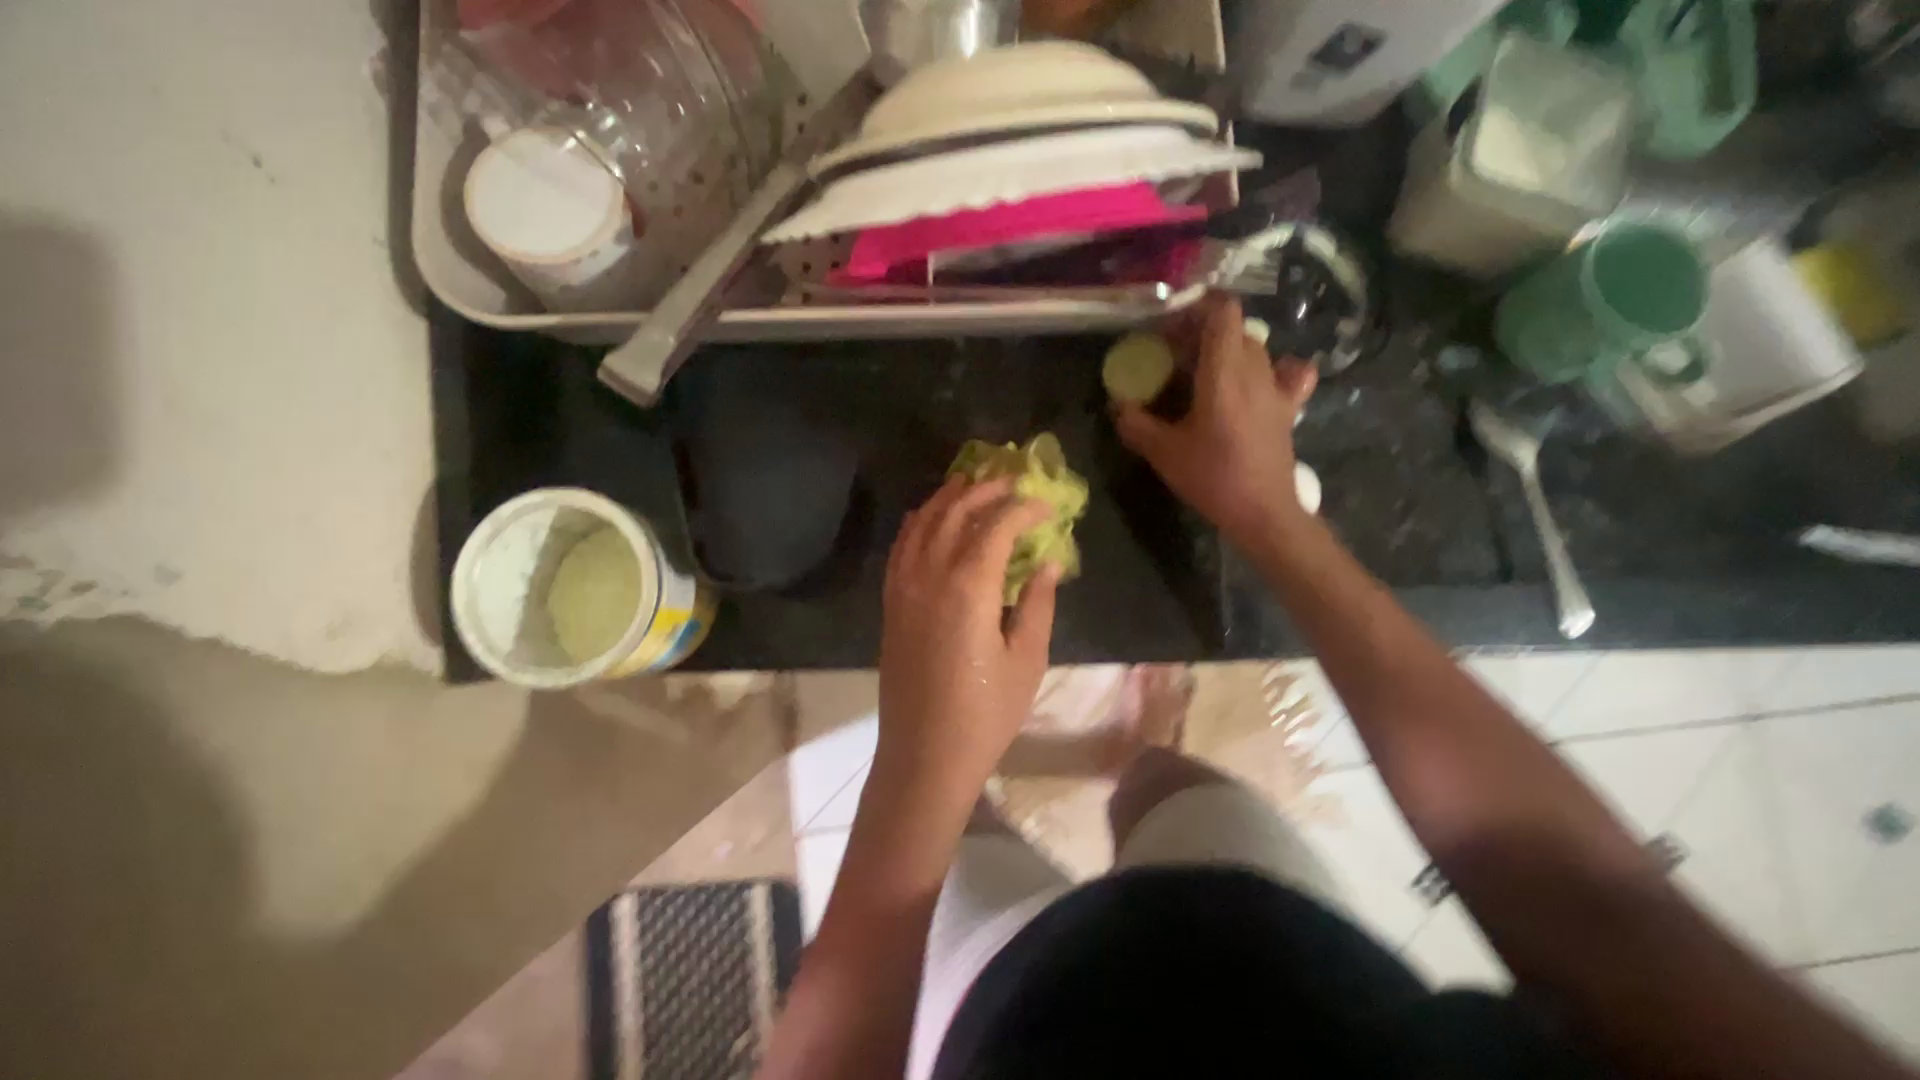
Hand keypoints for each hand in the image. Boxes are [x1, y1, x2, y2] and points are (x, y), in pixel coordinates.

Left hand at [877, 477, 1060, 791]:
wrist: (924, 756)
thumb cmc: (985, 715)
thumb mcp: (1027, 660)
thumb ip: (1038, 603)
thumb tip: (1047, 562)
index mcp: (968, 588)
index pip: (996, 527)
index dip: (1023, 508)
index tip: (1047, 506)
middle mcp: (929, 576)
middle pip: (955, 513)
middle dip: (986, 490)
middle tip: (1014, 482)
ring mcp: (903, 589)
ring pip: (922, 524)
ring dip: (948, 498)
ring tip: (973, 483)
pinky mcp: (890, 605)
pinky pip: (901, 548)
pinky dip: (917, 524)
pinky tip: (929, 518)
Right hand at [1114, 293, 1318, 549]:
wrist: (1263, 512)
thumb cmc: (1213, 478)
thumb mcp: (1163, 453)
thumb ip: (1136, 424)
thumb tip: (1118, 405)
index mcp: (1223, 372)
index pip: (1222, 312)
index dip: (1197, 307)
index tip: (1170, 325)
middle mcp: (1255, 369)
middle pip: (1234, 329)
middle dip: (1204, 333)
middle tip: (1175, 356)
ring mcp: (1277, 387)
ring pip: (1255, 348)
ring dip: (1229, 351)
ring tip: (1205, 374)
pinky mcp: (1289, 407)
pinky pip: (1289, 372)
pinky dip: (1273, 368)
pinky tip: (1257, 383)